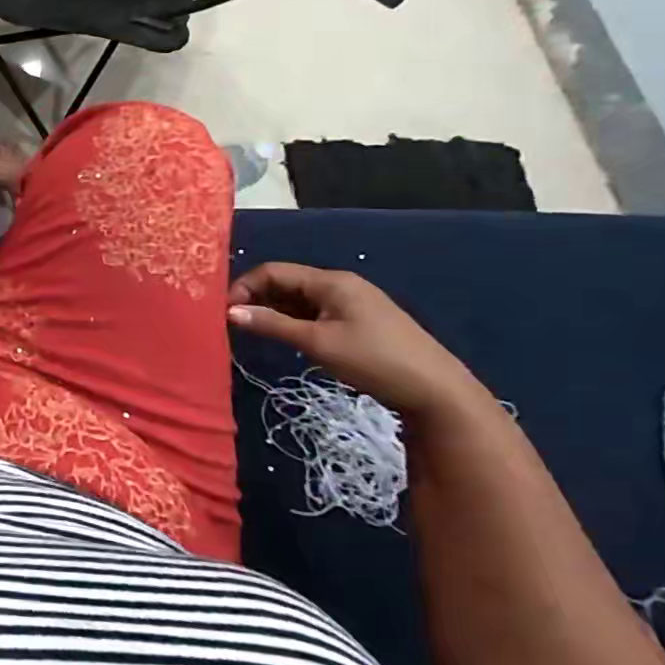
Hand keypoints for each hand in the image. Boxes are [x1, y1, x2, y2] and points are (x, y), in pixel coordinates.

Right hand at [227, 262, 488, 420]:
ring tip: (253, 331)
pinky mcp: (357, 322)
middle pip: (285, 282)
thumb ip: (271, 324)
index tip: (225, 311)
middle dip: (256, 298)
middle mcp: (340, 285)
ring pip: (298, 298)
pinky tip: (283, 336)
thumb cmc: (374, 360)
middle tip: (234, 322)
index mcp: (331, 281)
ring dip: (272, 311)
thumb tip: (230, 311)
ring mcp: (351, 303)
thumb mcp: (317, 342)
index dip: (245, 286)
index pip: (274, 271)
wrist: (439, 393)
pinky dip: (291, 320)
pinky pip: (313, 312)